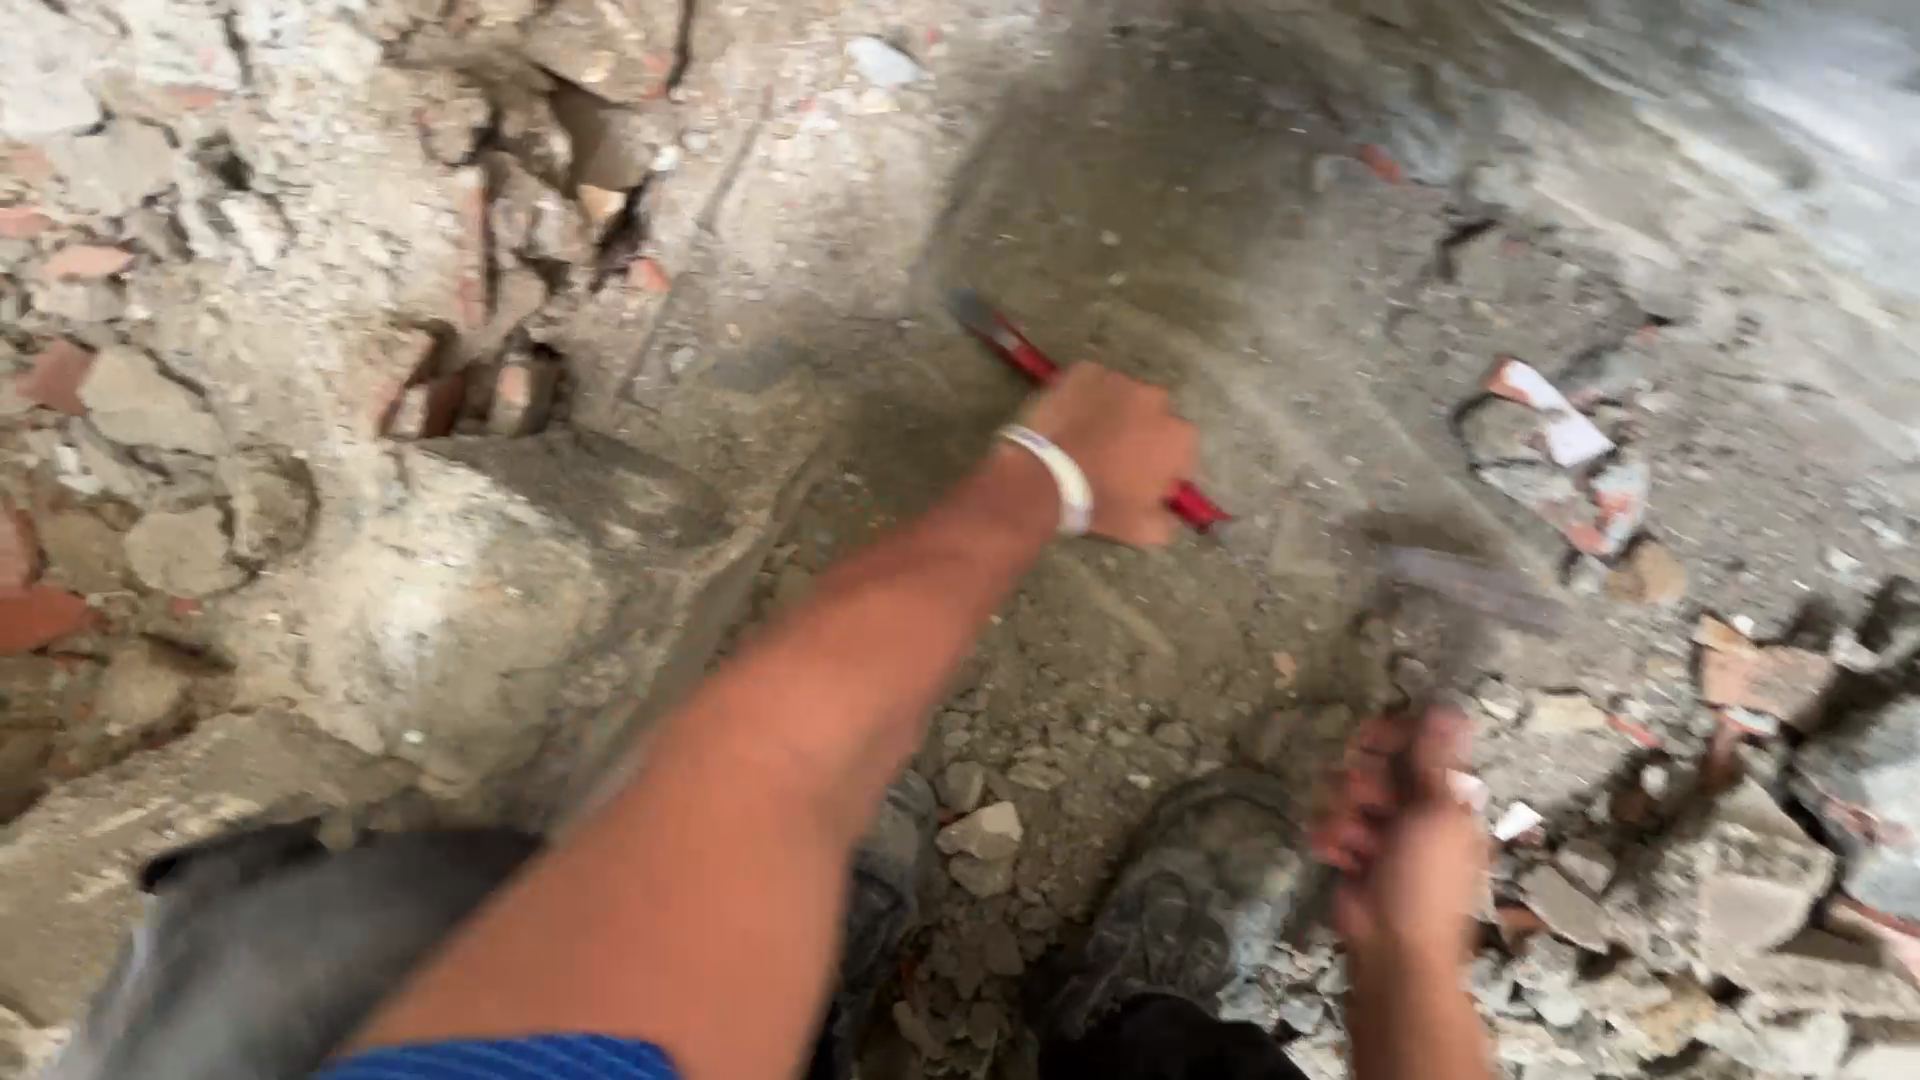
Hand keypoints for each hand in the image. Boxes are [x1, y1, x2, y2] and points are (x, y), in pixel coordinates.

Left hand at [1014, 363, 1197, 545]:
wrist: (1045, 478)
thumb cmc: (1099, 504)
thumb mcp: (1140, 529)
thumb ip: (1166, 522)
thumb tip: (1169, 517)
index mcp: (1179, 436)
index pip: (1182, 451)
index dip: (1164, 467)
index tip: (1144, 481)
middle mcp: (1157, 399)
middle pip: (1155, 418)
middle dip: (1141, 434)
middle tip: (1113, 457)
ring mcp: (1119, 380)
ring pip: (1123, 397)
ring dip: (1113, 413)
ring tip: (1087, 436)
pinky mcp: (1085, 371)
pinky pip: (1091, 384)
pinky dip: (1085, 398)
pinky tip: (1070, 419)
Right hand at [1313, 706, 1486, 966]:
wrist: (1392, 946)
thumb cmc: (1426, 881)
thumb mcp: (1437, 815)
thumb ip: (1436, 761)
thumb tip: (1450, 708)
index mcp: (1442, 795)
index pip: (1411, 741)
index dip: (1387, 735)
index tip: (1369, 740)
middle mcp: (1410, 805)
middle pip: (1369, 762)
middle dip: (1360, 782)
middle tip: (1369, 805)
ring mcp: (1377, 827)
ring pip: (1341, 790)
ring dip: (1343, 816)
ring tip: (1357, 843)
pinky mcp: (1347, 846)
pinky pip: (1325, 820)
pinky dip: (1330, 839)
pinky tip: (1341, 858)